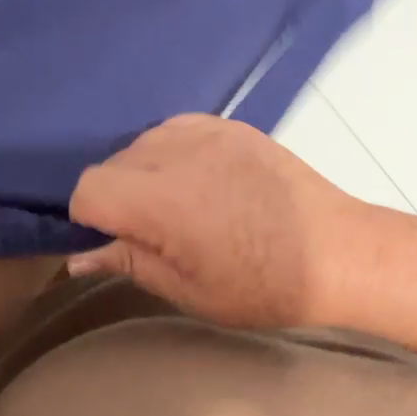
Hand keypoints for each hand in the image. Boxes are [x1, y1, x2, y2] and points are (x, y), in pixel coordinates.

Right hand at [66, 114, 364, 329]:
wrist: (338, 251)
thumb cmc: (263, 285)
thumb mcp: (189, 290)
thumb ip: (128, 262)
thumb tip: (78, 256)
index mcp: (162, 199)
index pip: (89, 188)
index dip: (89, 219)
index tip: (115, 242)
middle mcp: (176, 152)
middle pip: (112, 162)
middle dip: (117, 196)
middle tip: (153, 233)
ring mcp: (206, 131)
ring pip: (142, 142)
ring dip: (144, 171)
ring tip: (180, 205)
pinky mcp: (230, 124)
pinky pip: (177, 128)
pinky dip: (174, 151)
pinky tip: (202, 179)